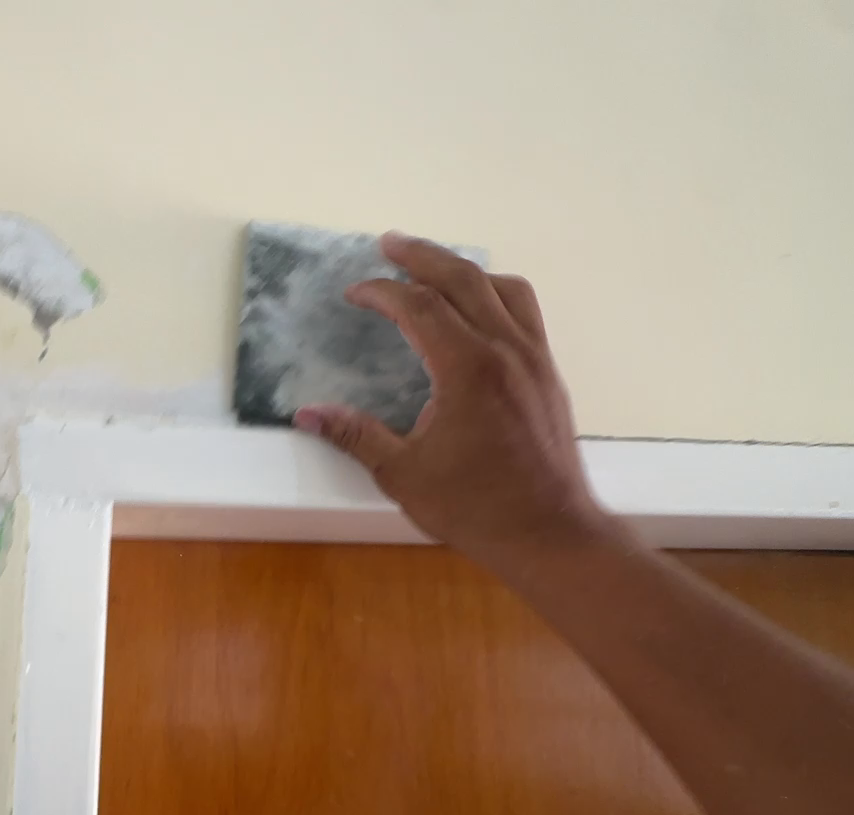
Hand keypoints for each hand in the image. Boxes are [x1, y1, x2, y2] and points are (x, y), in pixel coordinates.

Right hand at [294, 232, 617, 570]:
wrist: (548, 532)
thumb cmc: (472, 506)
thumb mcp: (400, 473)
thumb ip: (354, 435)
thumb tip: (306, 414)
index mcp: (466, 368)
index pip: (419, 308)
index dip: (382, 292)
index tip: (355, 292)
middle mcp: (505, 350)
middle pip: (463, 280)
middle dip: (422, 256)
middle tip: (389, 243)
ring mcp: (534, 358)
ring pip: (502, 288)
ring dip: (463, 269)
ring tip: (433, 268)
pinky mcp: (548, 374)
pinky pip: (524, 312)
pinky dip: (494, 293)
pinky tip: (477, 310)